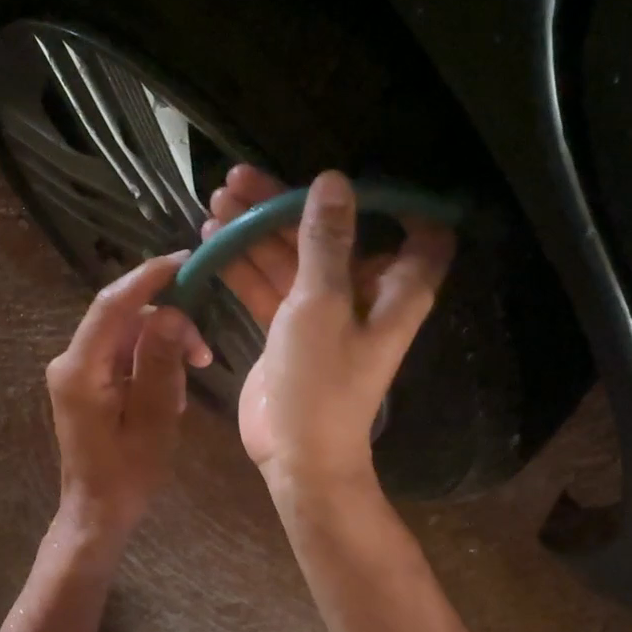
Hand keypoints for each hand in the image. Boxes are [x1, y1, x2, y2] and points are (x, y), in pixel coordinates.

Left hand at [44, 252, 212, 539]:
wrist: (97, 513)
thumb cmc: (128, 476)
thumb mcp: (154, 420)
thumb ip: (160, 364)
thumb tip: (172, 315)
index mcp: (80, 369)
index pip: (112, 305)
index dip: (148, 278)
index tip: (184, 262)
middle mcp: (70, 362)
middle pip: (123, 318)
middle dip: (167, 325)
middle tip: (203, 355)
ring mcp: (76, 372)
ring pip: (126, 336)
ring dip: (162, 349)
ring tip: (186, 386)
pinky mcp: (86, 384)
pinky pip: (122, 357)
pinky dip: (150, 364)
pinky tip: (169, 394)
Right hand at [201, 166, 455, 488]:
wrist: (298, 456)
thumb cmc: (321, 383)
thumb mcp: (321, 305)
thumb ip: (325, 241)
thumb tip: (334, 181)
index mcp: (393, 291)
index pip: (420, 236)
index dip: (398, 201)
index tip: (355, 175)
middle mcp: (363, 297)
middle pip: (331, 235)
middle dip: (286, 205)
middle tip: (239, 179)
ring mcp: (323, 314)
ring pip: (291, 258)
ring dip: (256, 231)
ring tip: (215, 201)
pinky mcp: (288, 332)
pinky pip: (269, 287)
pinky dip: (244, 265)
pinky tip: (210, 239)